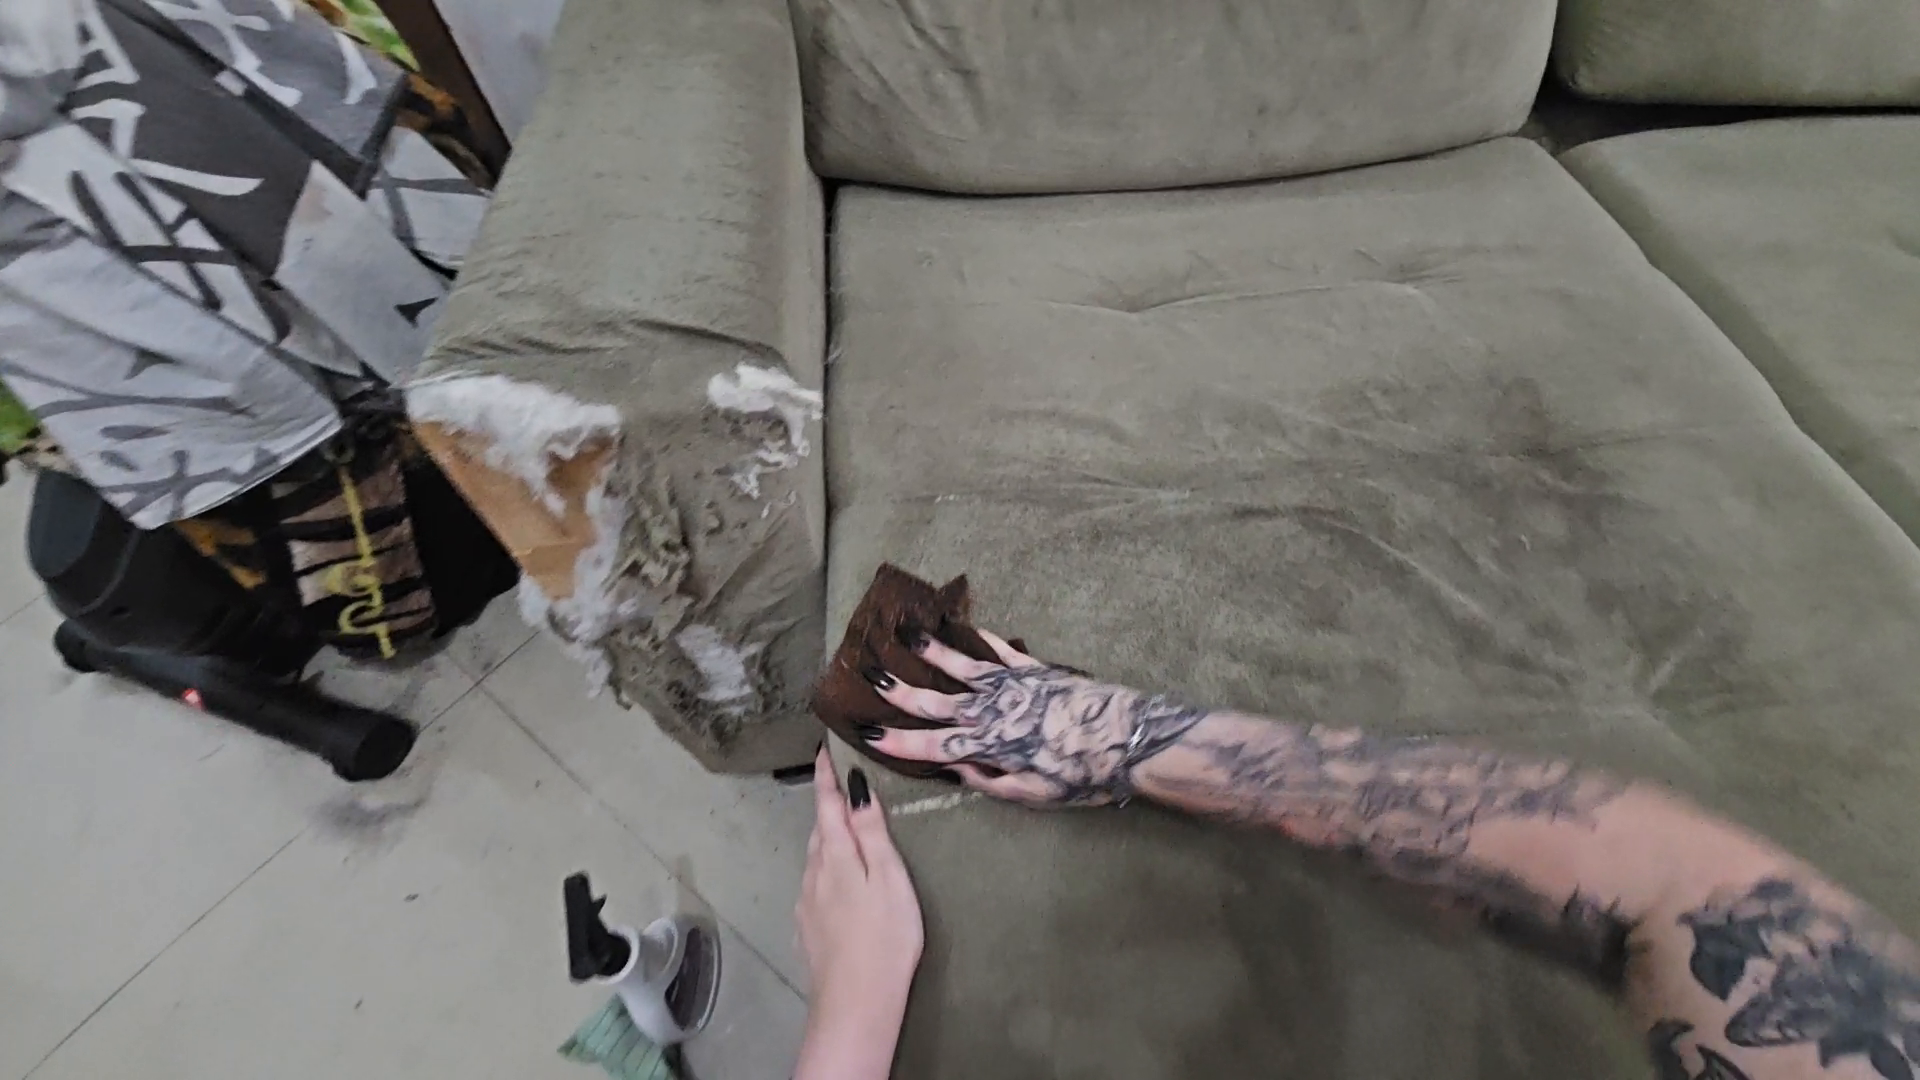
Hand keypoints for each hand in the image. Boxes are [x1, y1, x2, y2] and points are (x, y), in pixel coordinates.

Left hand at [793, 749, 921, 1079]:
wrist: (856, 1004)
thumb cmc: (885, 935)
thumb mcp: (889, 877)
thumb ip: (871, 832)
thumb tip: (856, 787)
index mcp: (835, 854)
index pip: (826, 803)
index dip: (825, 774)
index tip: (824, 747)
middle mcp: (814, 871)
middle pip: (819, 827)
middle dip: (828, 803)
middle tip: (843, 783)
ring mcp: (807, 901)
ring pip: (816, 855)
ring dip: (828, 835)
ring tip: (847, 827)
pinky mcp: (807, 926)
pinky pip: (815, 882)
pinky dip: (826, 866)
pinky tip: (841, 879)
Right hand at [862, 628, 1209, 806]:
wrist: (1130, 737)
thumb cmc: (1083, 774)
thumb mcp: (1034, 795)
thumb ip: (989, 781)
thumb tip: (954, 767)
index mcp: (990, 744)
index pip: (934, 745)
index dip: (901, 742)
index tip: (870, 733)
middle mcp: (993, 709)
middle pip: (938, 700)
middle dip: (902, 690)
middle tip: (872, 674)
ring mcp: (1013, 684)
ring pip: (963, 666)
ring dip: (933, 651)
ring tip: (907, 634)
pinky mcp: (1035, 669)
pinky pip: (1001, 652)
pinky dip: (981, 639)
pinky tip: (967, 628)